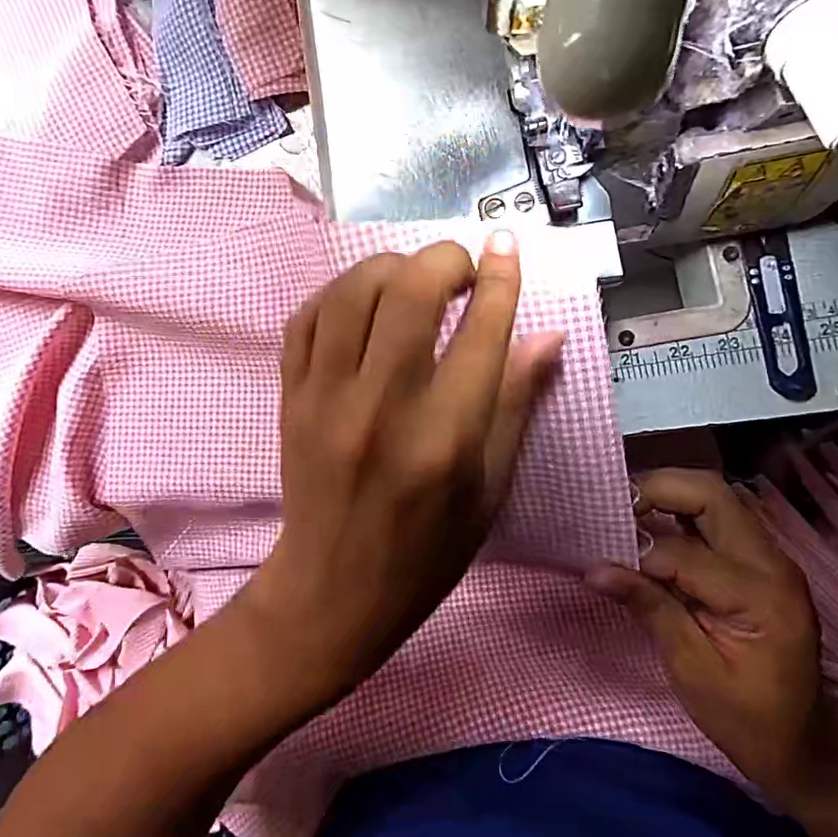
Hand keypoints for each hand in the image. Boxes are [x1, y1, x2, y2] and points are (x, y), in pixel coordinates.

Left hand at [243, 233, 566, 688]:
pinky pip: (307, 317)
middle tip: (462, 269)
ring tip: (413, 280)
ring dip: (390, 267)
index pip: (479, 332)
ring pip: (351, 292)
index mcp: (445, 439)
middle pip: (409, 292)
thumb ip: (516, 403)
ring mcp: (325, 400)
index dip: (499, 278)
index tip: (506, 247)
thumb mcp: (490, 488)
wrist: (334, 591)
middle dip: (444, 259)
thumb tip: (547, 334)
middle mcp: (381, 409)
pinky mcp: (290, 398)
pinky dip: (339, 293)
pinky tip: (364, 304)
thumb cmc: (427, 550)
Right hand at [586, 468, 829, 797]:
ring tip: (629, 512)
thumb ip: (649, 609)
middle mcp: (773, 562)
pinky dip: (682, 510)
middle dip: (657, 489)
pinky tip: (655, 525)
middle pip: (712, 494)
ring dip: (670, 494)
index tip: (605, 567)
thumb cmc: (748, 720)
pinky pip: (720, 515)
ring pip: (717, 495)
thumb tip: (596, 570)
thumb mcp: (692, 671)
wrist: (805, 746)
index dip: (640, 556)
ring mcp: (772, 557)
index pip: (685, 552)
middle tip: (615, 509)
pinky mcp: (762, 559)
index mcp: (760, 595)